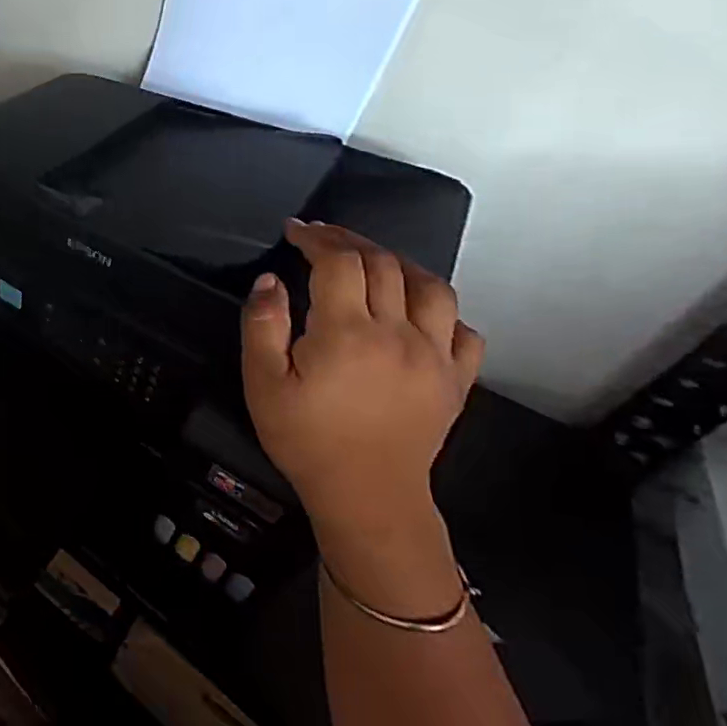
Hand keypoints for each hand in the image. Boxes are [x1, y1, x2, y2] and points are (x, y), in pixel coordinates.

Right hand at [240, 221, 483, 532]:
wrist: (366, 495)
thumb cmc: (305, 438)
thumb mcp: (262, 382)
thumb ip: (262, 325)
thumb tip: (271, 280)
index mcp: (348, 332)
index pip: (339, 262)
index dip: (316, 237)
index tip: (294, 230)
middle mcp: (399, 334)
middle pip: (384, 264)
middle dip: (349, 241)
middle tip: (320, 237)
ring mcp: (435, 357)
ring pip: (432, 287)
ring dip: (399, 263)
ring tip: (373, 261)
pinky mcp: (456, 381)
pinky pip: (464, 331)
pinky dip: (441, 310)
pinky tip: (418, 311)